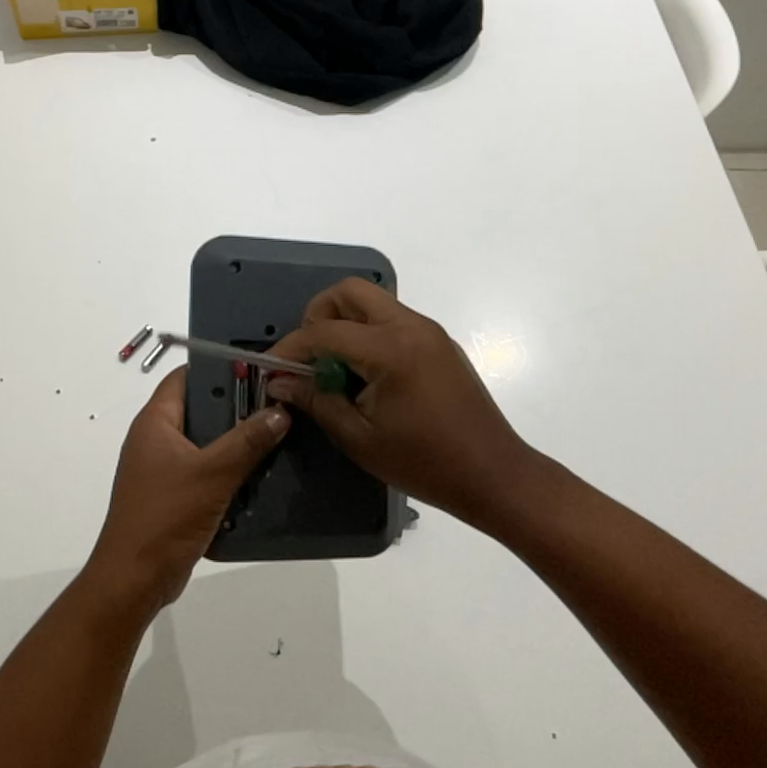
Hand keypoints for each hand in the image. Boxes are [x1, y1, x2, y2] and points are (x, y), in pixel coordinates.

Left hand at [84, 367, 289, 611]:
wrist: (134, 579)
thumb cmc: (166, 516)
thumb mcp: (212, 474)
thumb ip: (247, 441)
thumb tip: (279, 411)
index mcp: (155, 422)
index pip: (185, 377)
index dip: (218, 368)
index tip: (258, 369)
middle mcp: (156, 440)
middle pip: (201, 410)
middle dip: (237, 409)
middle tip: (278, 406)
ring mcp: (164, 470)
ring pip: (208, 444)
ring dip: (238, 445)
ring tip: (279, 438)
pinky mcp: (174, 497)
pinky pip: (207, 474)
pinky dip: (230, 474)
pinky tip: (262, 477)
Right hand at [265, 278, 534, 531]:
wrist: (494, 475)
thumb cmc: (424, 463)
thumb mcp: (359, 438)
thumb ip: (317, 400)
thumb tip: (280, 381)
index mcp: (390, 349)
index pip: (325, 331)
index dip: (291, 348)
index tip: (272, 370)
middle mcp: (411, 327)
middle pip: (350, 292)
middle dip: (318, 316)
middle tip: (309, 357)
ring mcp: (429, 332)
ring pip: (374, 303)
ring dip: (345, 324)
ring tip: (336, 371)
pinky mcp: (440, 344)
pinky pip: (393, 321)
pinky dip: (368, 335)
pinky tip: (366, 378)